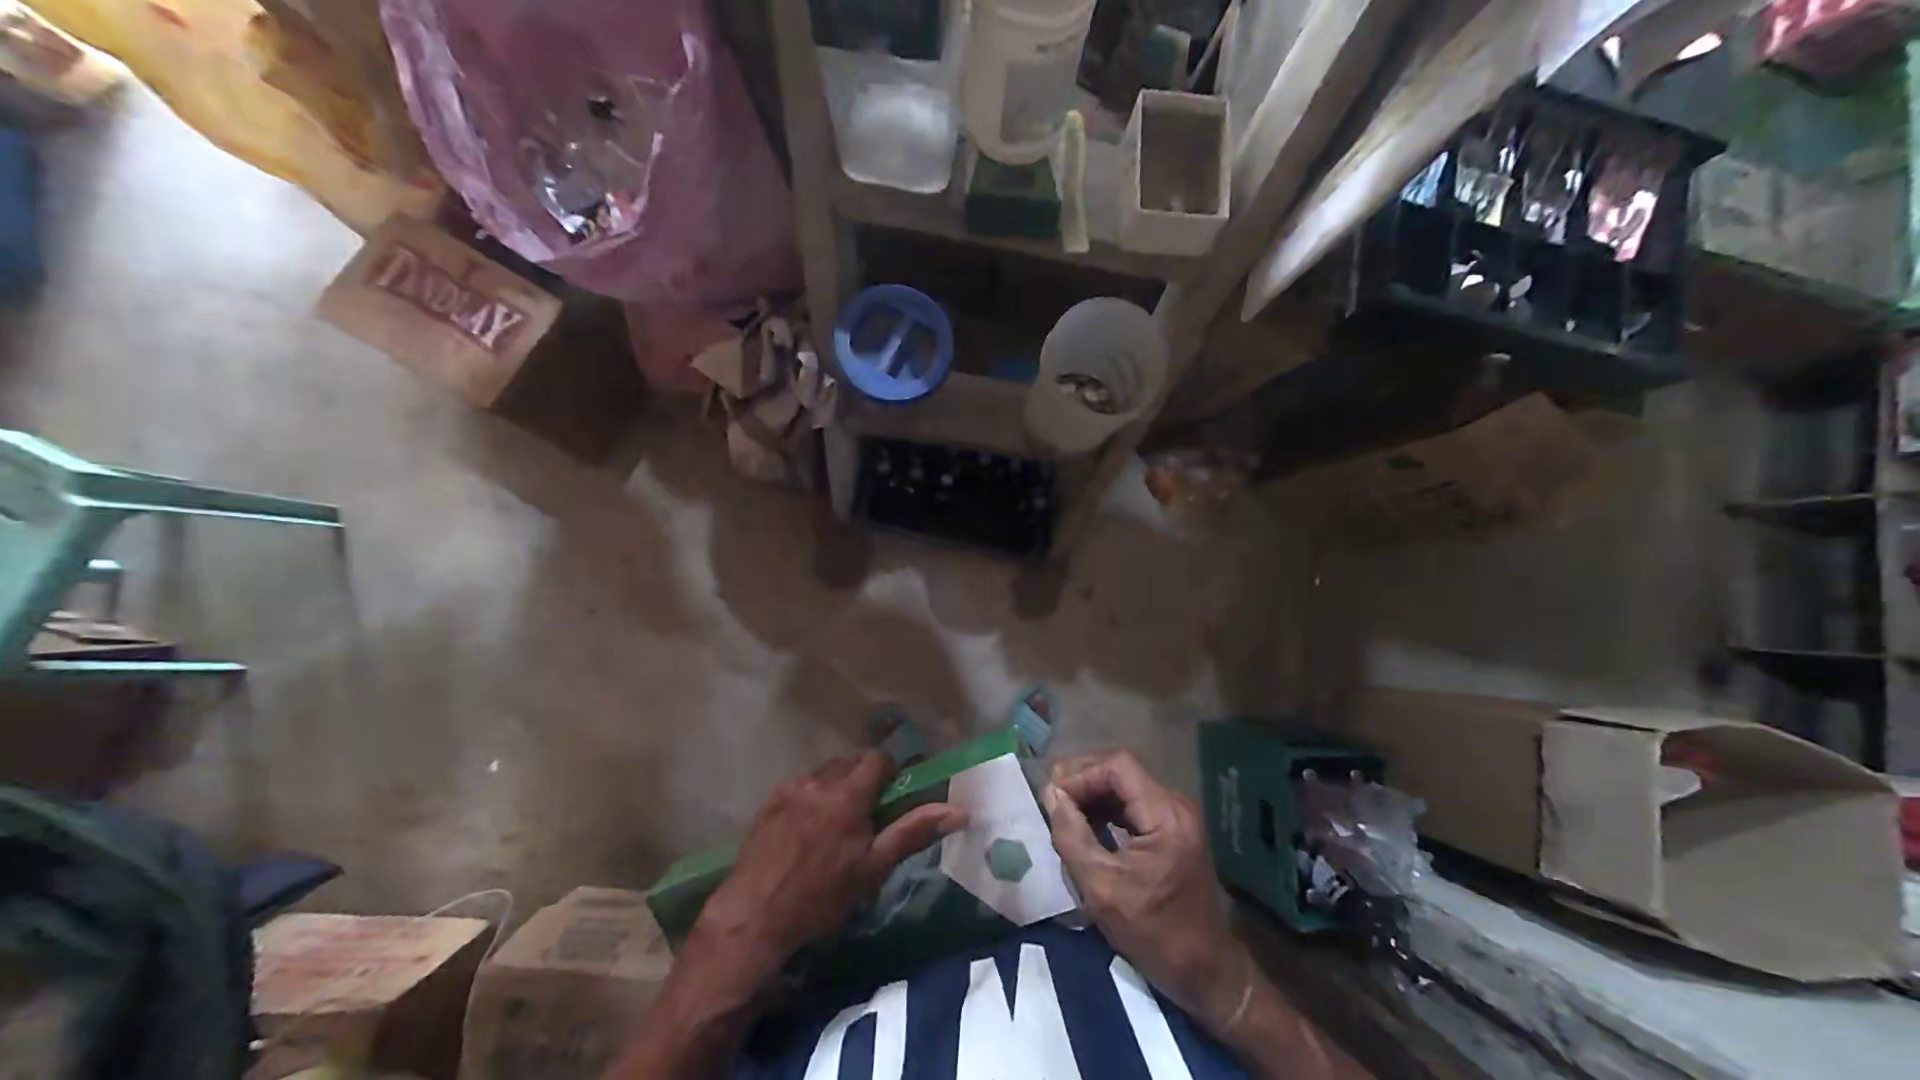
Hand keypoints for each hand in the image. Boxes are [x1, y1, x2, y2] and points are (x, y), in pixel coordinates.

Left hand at [693, 750, 967, 985]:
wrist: (754, 919)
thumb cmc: (821, 897)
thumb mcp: (873, 869)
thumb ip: (914, 832)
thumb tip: (959, 811)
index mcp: (847, 795)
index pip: (878, 759)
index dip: (892, 771)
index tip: (896, 793)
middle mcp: (818, 782)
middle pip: (851, 762)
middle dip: (865, 778)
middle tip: (870, 813)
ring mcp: (789, 789)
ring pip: (824, 772)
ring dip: (838, 784)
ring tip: (839, 821)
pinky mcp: (768, 802)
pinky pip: (800, 785)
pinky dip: (813, 795)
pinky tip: (809, 827)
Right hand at [1044, 750, 1249, 1028]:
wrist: (1203, 970)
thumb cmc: (1153, 933)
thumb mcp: (1101, 889)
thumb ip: (1072, 836)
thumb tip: (1051, 795)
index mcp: (1166, 815)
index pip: (1118, 766)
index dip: (1080, 774)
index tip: (1053, 799)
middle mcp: (1176, 804)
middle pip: (1121, 769)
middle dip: (1083, 779)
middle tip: (1052, 800)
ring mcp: (1176, 815)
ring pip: (1125, 783)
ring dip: (1092, 792)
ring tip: (1062, 810)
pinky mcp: (1172, 828)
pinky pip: (1133, 802)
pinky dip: (1106, 806)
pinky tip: (1084, 822)